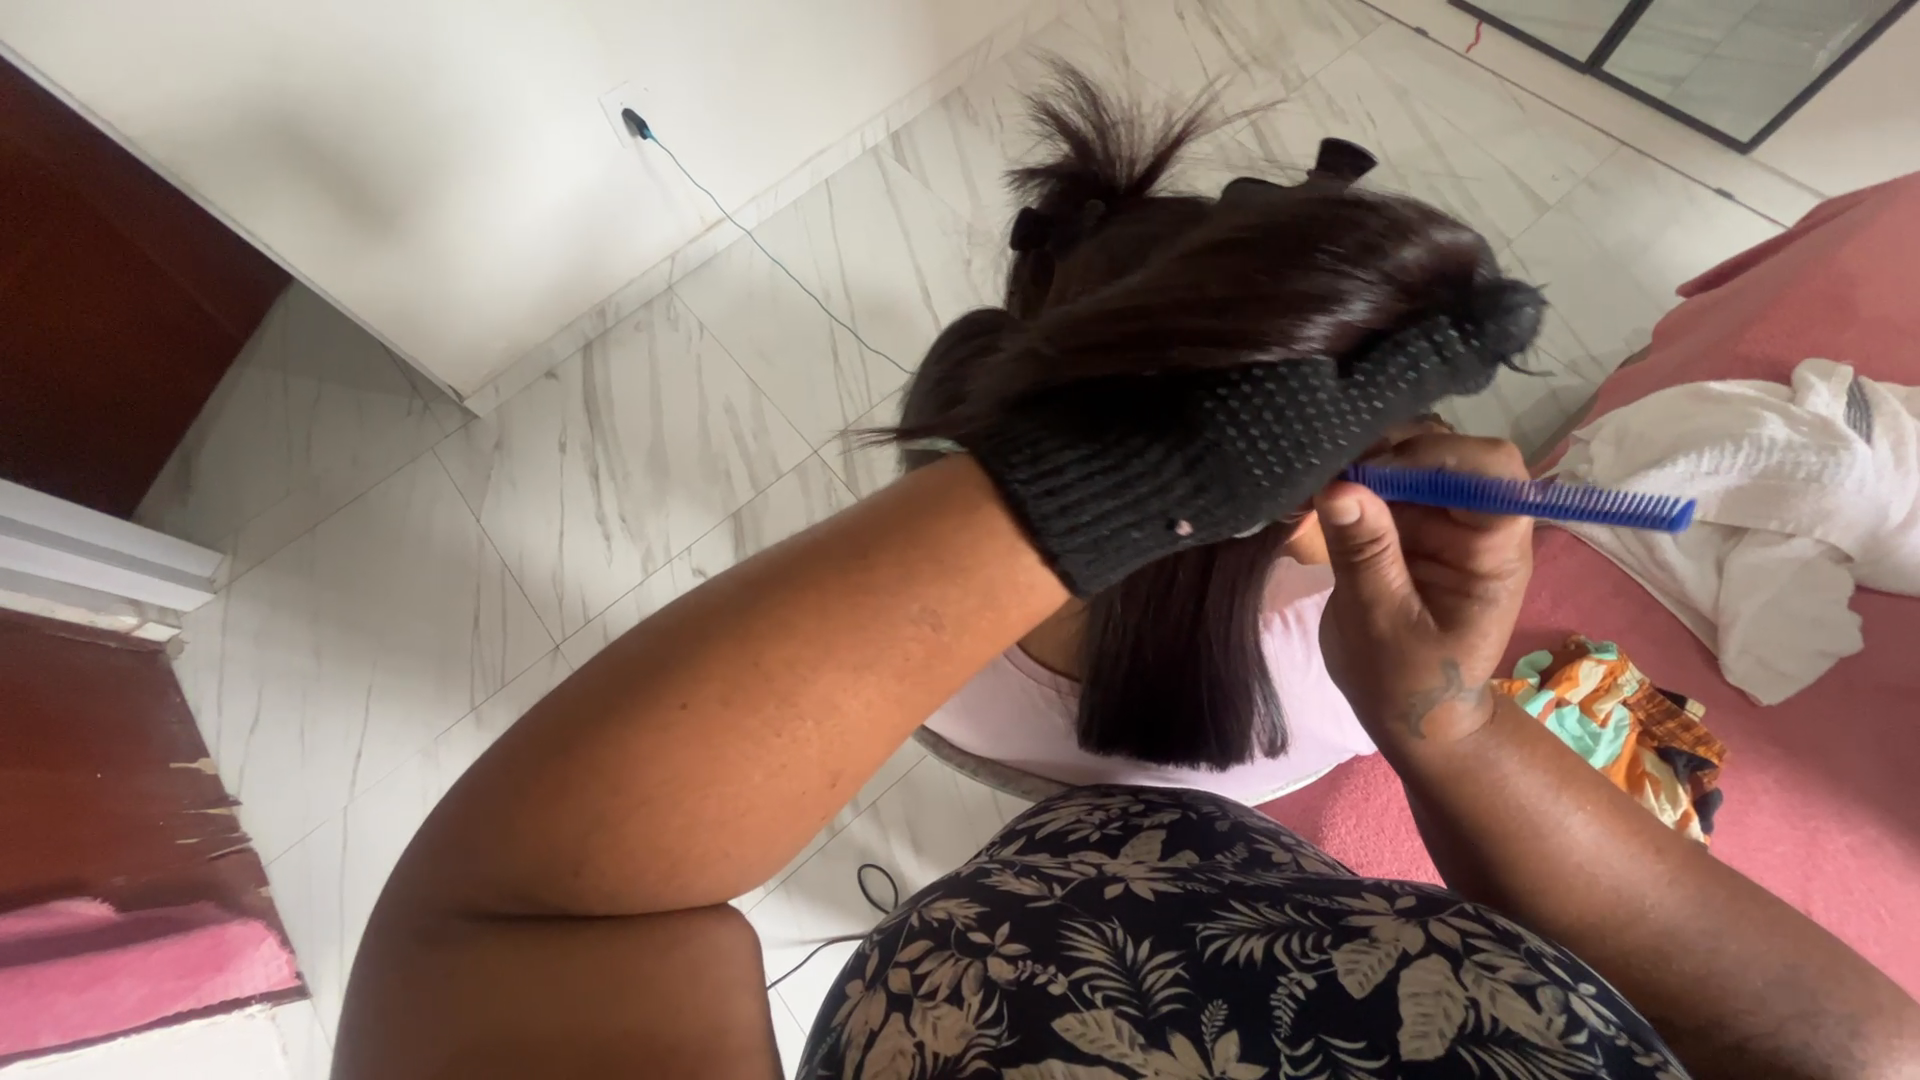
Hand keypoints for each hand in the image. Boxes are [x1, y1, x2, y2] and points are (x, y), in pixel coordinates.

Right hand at [1315, 434, 1532, 745]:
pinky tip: (1310, 499)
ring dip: (1358, 466)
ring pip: (1406, 465)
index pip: (1491, 472)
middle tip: (1326, 472)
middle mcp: (1472, 525)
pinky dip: (1344, 487)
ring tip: (1311, 485)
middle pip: (1445, 456)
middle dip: (1386, 453)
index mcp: (1493, 550)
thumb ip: (1364, 553)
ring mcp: (1436, 524)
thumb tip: (1338, 487)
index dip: (1436, 456)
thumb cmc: (1406, 681)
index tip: (1368, 472)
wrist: (1406, 713)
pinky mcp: (1403, 530)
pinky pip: (1377, 489)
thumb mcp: (1379, 621)